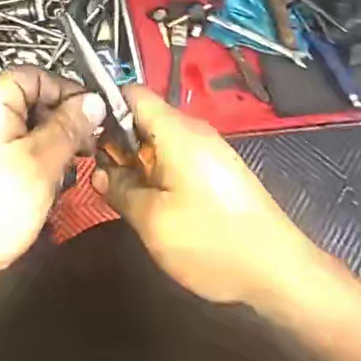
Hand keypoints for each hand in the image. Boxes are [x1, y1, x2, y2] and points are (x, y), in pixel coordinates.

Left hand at [0, 67, 105, 291]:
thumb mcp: (44, 162)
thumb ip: (72, 126)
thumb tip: (94, 102)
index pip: (40, 75)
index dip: (71, 94)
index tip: (94, 117)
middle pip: (33, 99)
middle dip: (63, 123)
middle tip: (85, 148)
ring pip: (25, 125)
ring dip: (50, 143)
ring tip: (63, 173)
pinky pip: (11, 144)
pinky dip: (32, 157)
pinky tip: (43, 184)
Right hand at [93, 85, 324, 305]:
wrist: (276, 268)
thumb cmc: (210, 239)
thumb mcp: (152, 220)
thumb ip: (119, 190)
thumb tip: (99, 172)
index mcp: (176, 129)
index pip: (132, 92)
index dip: (104, 106)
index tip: (84, 135)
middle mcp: (193, 129)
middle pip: (145, 117)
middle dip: (118, 141)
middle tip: (98, 173)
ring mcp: (208, 148)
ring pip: (160, 139)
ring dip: (137, 161)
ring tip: (121, 192)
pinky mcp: (218, 169)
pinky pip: (178, 155)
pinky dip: (158, 171)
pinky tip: (153, 203)